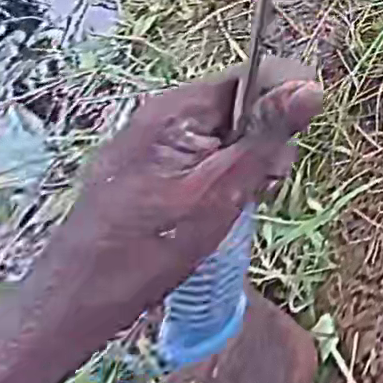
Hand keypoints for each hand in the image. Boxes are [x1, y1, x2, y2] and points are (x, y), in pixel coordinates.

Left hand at [27, 76, 322, 341]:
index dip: (286, 94)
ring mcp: (153, 139)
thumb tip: (312, 87)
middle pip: (242, 102)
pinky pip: (204, 151)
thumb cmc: (149, 248)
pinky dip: (224, 172)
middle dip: (266, 136)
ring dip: (247, 159)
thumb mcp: (222, 188)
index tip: (302, 132)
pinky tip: (221, 205)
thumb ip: (268, 134)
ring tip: (243, 200)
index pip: (253, 73)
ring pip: (227, 130)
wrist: (70, 309)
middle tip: (265, 181)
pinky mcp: (148, 165)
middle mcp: (164, 112)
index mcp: (178, 107)